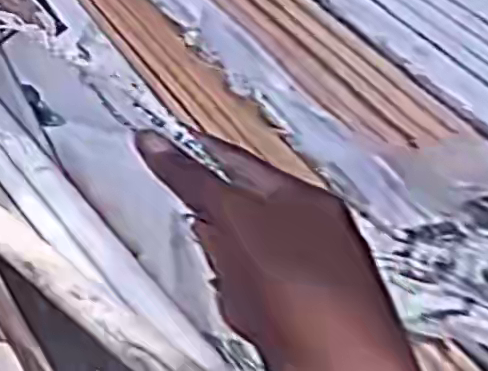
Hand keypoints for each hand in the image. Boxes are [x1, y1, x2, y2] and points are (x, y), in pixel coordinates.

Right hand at [136, 131, 416, 370]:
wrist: (334, 369)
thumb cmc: (302, 290)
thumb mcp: (229, 215)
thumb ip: (188, 175)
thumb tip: (154, 141)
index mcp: (308, 200)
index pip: (232, 156)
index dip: (190, 147)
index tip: (154, 140)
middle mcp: (317, 234)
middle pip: (232, 203)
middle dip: (207, 216)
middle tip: (199, 221)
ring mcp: (311, 274)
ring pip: (234, 246)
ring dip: (219, 256)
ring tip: (227, 271)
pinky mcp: (299, 310)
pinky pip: (244, 282)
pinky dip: (234, 290)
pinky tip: (243, 303)